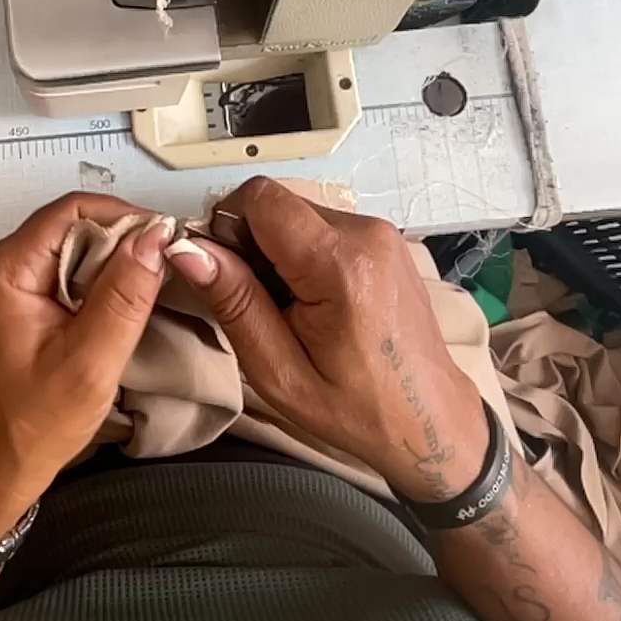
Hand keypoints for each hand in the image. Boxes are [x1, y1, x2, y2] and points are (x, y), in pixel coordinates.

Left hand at [0, 192, 171, 539]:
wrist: (2, 464)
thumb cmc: (32, 424)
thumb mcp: (88, 363)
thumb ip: (123, 297)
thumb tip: (154, 239)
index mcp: (7, 270)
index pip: (71, 210)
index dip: (123, 216)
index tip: (163, 237)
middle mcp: (5, 264)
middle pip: (74, 221)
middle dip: (123, 238)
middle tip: (162, 264)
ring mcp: (16, 279)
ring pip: (77, 243)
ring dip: (116, 259)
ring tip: (150, 284)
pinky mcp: (29, 296)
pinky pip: (73, 267)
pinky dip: (104, 277)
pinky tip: (125, 301)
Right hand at [165, 177, 488, 501]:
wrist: (433, 422)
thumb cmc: (357, 409)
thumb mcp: (278, 371)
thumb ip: (234, 302)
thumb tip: (187, 249)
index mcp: (339, 265)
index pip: (259, 198)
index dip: (228, 227)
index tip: (229, 275)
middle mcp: (365, 233)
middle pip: (275, 203)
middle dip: (250, 242)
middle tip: (260, 302)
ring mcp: (379, 231)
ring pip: (294, 211)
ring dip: (275, 248)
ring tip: (290, 306)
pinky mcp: (383, 238)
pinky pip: (318, 223)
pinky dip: (300, 251)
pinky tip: (312, 298)